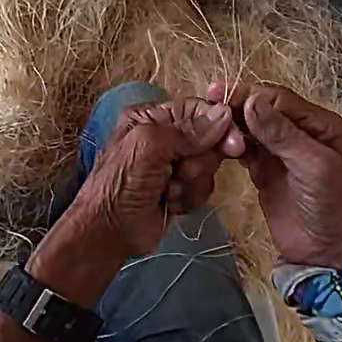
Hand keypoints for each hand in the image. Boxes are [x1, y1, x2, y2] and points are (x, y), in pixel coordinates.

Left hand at [30, 99, 242, 304]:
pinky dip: (188, 198)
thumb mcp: (151, 147)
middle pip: (209, 140)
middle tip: (180, 173)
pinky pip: (203, 188)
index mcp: (152, 117)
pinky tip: (168, 204)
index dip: (218, 125)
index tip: (234, 144)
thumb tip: (225, 113)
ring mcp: (173, 165)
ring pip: (208, 167)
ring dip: (190, 183)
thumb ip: (188, 130)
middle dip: (198, 162)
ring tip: (167, 192)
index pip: (198, 109)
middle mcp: (164, 137)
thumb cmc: (122, 182)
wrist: (108, 231)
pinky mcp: (180, 190)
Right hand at [212, 83, 341, 268]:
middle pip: (261, 110)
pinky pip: (242, 149)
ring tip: (209, 129)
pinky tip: (214, 144)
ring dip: (230, 126)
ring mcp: (279, 152)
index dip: (250, 96)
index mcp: (319, 124)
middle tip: (207, 106)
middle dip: (236, 107)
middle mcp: (298, 132)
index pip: (278, 100)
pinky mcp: (263, 170)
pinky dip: (228, 145)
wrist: (330, 256)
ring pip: (249, 128)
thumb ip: (282, 134)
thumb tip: (252, 100)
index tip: (220, 96)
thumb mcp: (313, 166)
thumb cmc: (332, 207)